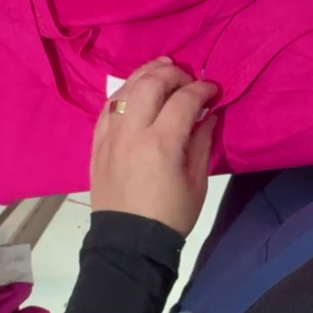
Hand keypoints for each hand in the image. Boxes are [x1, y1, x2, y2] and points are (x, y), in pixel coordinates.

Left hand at [90, 57, 218, 235]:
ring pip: (125, 90)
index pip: (184, 100)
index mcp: (162, 144)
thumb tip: (207, 115)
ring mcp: (110, 136)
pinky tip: (136, 92)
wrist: (129, 242)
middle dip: (173, 74)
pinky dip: (125, 93)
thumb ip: (202, 142)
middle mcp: (132, 132)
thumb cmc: (170, 216)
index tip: (214, 90)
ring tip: (163, 70)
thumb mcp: (197, 182)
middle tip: (189, 79)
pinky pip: (108, 107)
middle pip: (151, 83)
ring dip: (146, 74)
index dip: (203, 89)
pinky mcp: (98, 143)